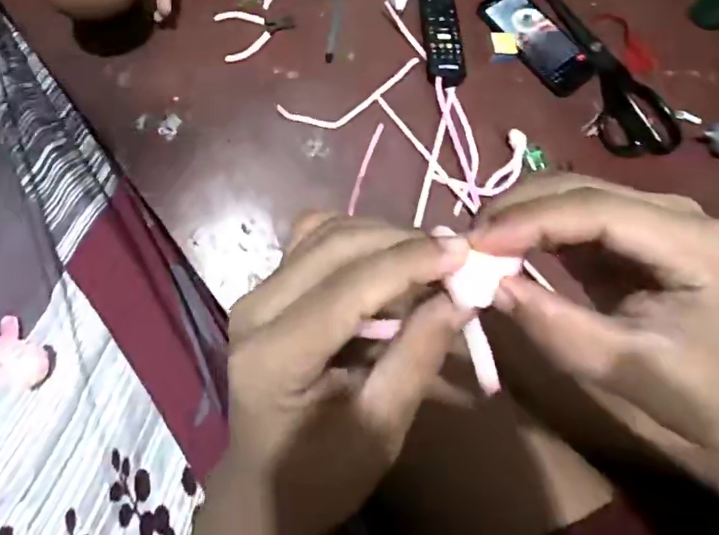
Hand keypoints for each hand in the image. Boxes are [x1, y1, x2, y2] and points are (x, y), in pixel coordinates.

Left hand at [198, 216, 471, 534]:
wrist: (266, 486)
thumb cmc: (323, 471)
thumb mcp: (381, 428)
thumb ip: (419, 355)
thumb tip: (462, 294)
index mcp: (274, 357)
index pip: (348, 287)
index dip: (408, 261)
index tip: (463, 251)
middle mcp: (255, 309)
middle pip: (336, 246)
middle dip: (402, 242)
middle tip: (455, 254)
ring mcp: (256, 290)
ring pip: (327, 231)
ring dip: (383, 235)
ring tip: (428, 258)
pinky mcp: (268, 282)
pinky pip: (315, 235)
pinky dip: (358, 235)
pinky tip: (386, 257)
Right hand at [471, 176, 718, 457]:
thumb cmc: (712, 397)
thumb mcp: (631, 371)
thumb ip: (559, 328)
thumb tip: (492, 286)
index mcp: (697, 242)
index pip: (600, 210)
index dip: (533, 219)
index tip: (478, 241)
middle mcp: (682, 212)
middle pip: (587, 190)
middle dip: (523, 208)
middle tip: (469, 238)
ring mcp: (665, 216)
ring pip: (580, 194)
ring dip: (529, 212)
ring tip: (483, 240)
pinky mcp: (646, 228)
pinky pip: (586, 215)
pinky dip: (546, 227)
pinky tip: (514, 243)